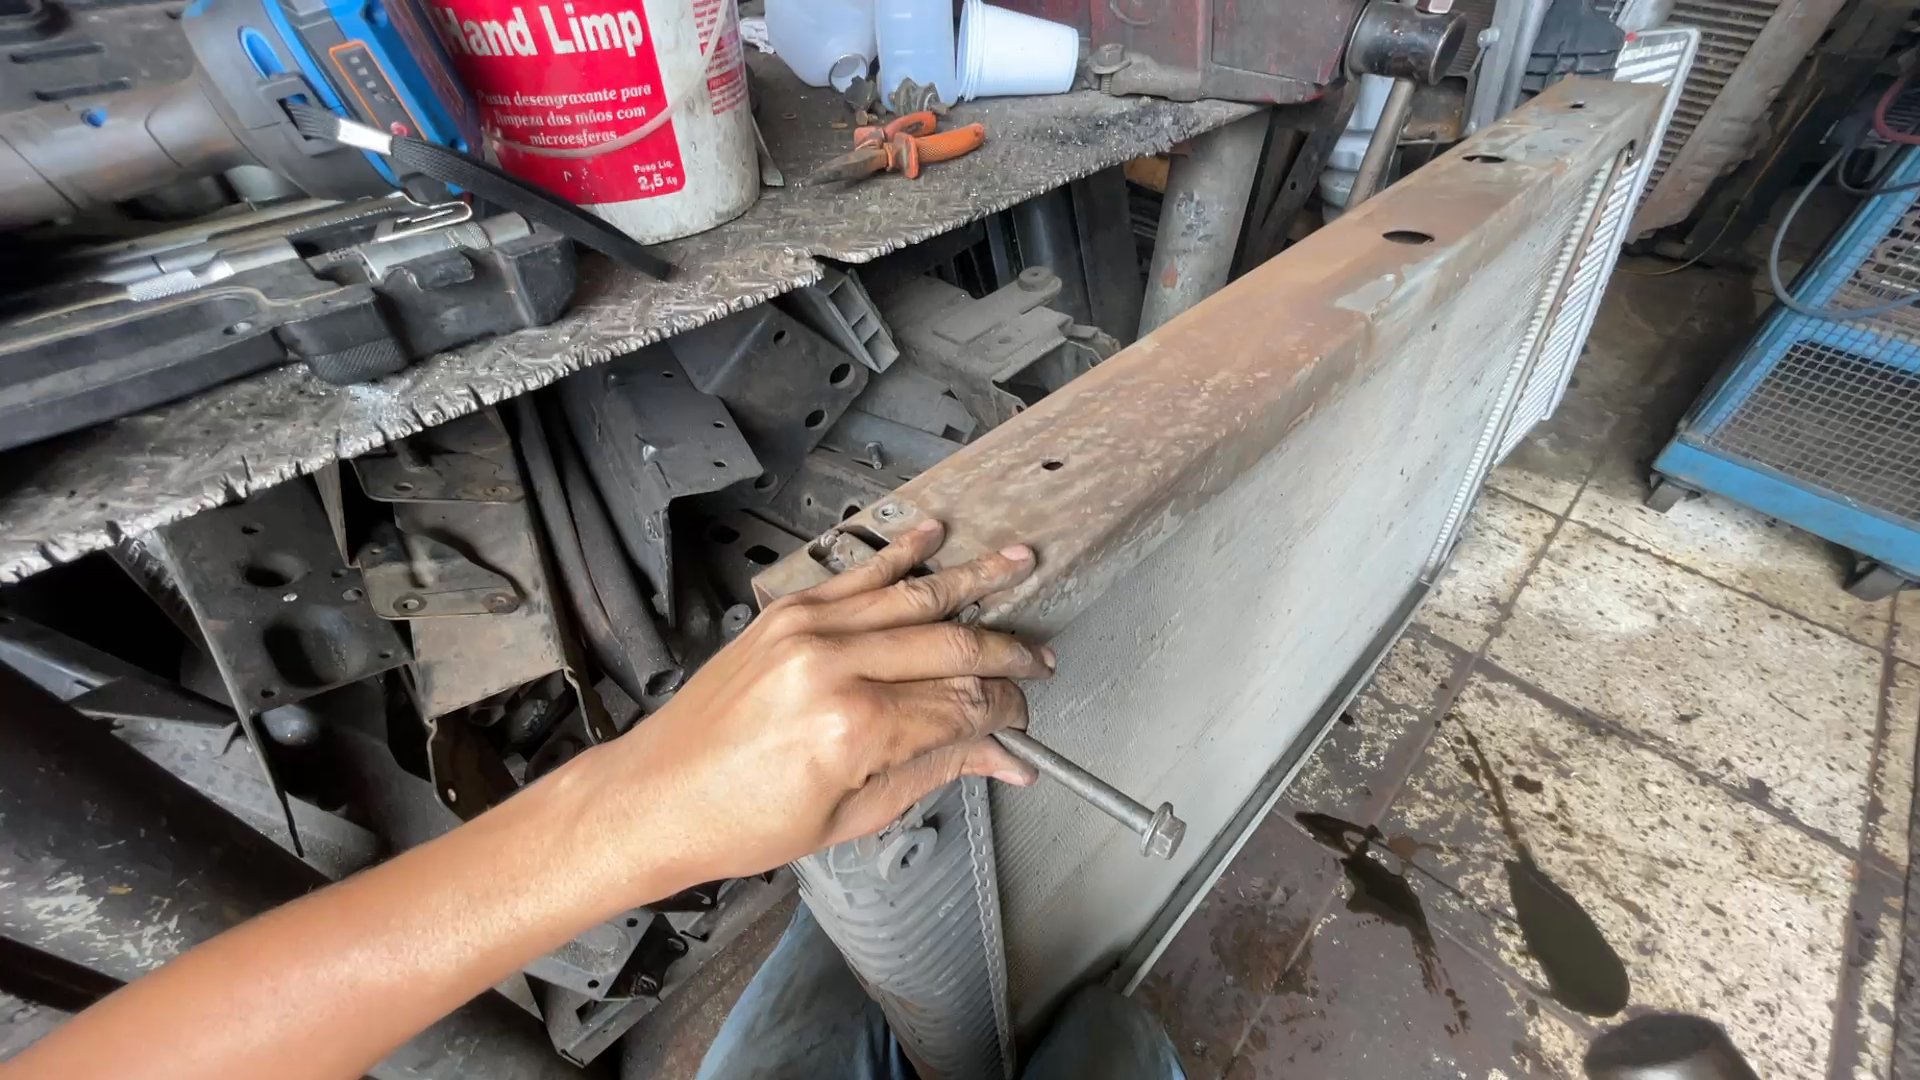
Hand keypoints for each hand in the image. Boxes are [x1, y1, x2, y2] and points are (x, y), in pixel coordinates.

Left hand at [589, 519, 1050, 890]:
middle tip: (1039, 659)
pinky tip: (935, 533)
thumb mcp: (851, 815)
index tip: (1022, 716)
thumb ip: (935, 771)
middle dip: (1006, 653)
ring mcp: (808, 627)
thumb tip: (1002, 761)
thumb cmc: (742, 820)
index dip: (1004, 711)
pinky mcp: (788, 611)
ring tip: (1018, 560)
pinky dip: (901, 551)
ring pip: (914, 594)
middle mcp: (834, 663)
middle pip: (950, 646)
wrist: (656, 794)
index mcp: (853, 727)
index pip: (962, 705)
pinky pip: (858, 572)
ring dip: (974, 578)